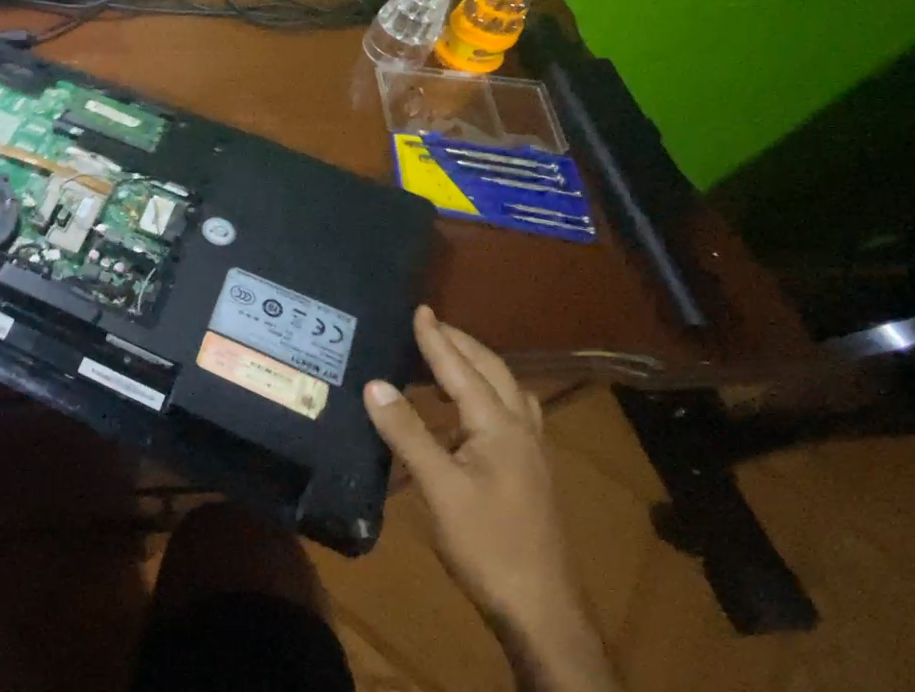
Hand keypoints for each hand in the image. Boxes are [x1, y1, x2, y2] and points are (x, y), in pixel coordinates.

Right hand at [363, 306, 580, 636]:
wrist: (539, 605)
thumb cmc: (486, 542)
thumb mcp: (438, 486)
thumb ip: (406, 433)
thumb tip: (375, 384)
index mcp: (499, 428)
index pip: (463, 371)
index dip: (438, 340)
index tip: (420, 309)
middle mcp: (520, 432)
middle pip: (495, 374)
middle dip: (463, 345)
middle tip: (432, 325)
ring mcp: (530, 454)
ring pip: (508, 394)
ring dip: (479, 368)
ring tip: (448, 358)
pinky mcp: (528, 474)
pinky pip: (508, 415)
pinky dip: (486, 395)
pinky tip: (467, 414)